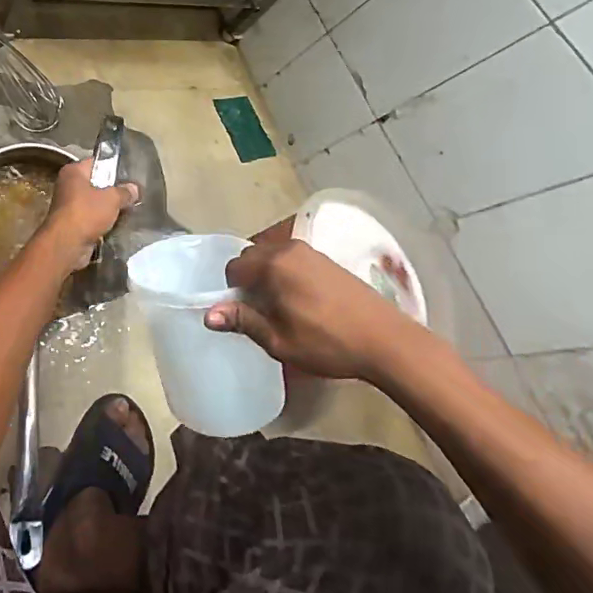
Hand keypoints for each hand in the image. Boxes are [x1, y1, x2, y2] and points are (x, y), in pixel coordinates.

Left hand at [38, 158, 139, 269]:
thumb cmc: (87, 213)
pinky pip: (93, 218)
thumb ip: (125, 192)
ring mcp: (69, 206)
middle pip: (96, 183)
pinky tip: (118, 224)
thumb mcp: (112, 198)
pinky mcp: (73, 224)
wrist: (66, 245)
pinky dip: (103, 221)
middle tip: (132, 193)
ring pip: (95, 202)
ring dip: (109, 208)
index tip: (130, 174)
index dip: (113, 166)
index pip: (97, 162)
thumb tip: (134, 189)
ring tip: (128, 209)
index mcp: (73, 172)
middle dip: (113, 190)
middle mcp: (68, 185)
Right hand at [205, 239, 424, 381]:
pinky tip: (299, 301)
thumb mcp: (280, 340)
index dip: (231, 290)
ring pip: (272, 255)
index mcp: (274, 264)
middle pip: (252, 255)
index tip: (242, 314)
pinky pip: (291, 258)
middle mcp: (289, 248)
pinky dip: (285, 272)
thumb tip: (208, 314)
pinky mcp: (326, 259)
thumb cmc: (327, 343)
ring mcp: (310, 250)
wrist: (384, 339)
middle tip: (258, 313)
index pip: (234, 266)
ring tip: (278, 308)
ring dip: (266, 275)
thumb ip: (244, 321)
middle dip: (247, 279)